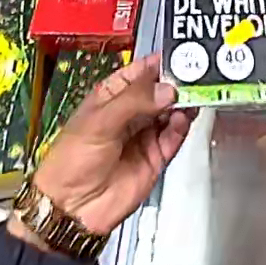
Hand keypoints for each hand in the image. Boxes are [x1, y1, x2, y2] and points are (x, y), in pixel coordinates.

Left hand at [22, 53, 196, 240]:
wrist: (70, 211)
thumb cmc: (71, 160)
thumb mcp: (99, 122)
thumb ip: (136, 101)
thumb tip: (168, 89)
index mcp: (114, 95)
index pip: (143, 70)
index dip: (161, 61)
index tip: (183, 53)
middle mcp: (134, 111)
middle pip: (163, 89)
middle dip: (179, 81)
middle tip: (195, 75)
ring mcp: (146, 133)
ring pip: (173, 110)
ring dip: (184, 102)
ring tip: (192, 96)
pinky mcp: (156, 156)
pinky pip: (175, 136)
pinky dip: (182, 126)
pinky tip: (182, 119)